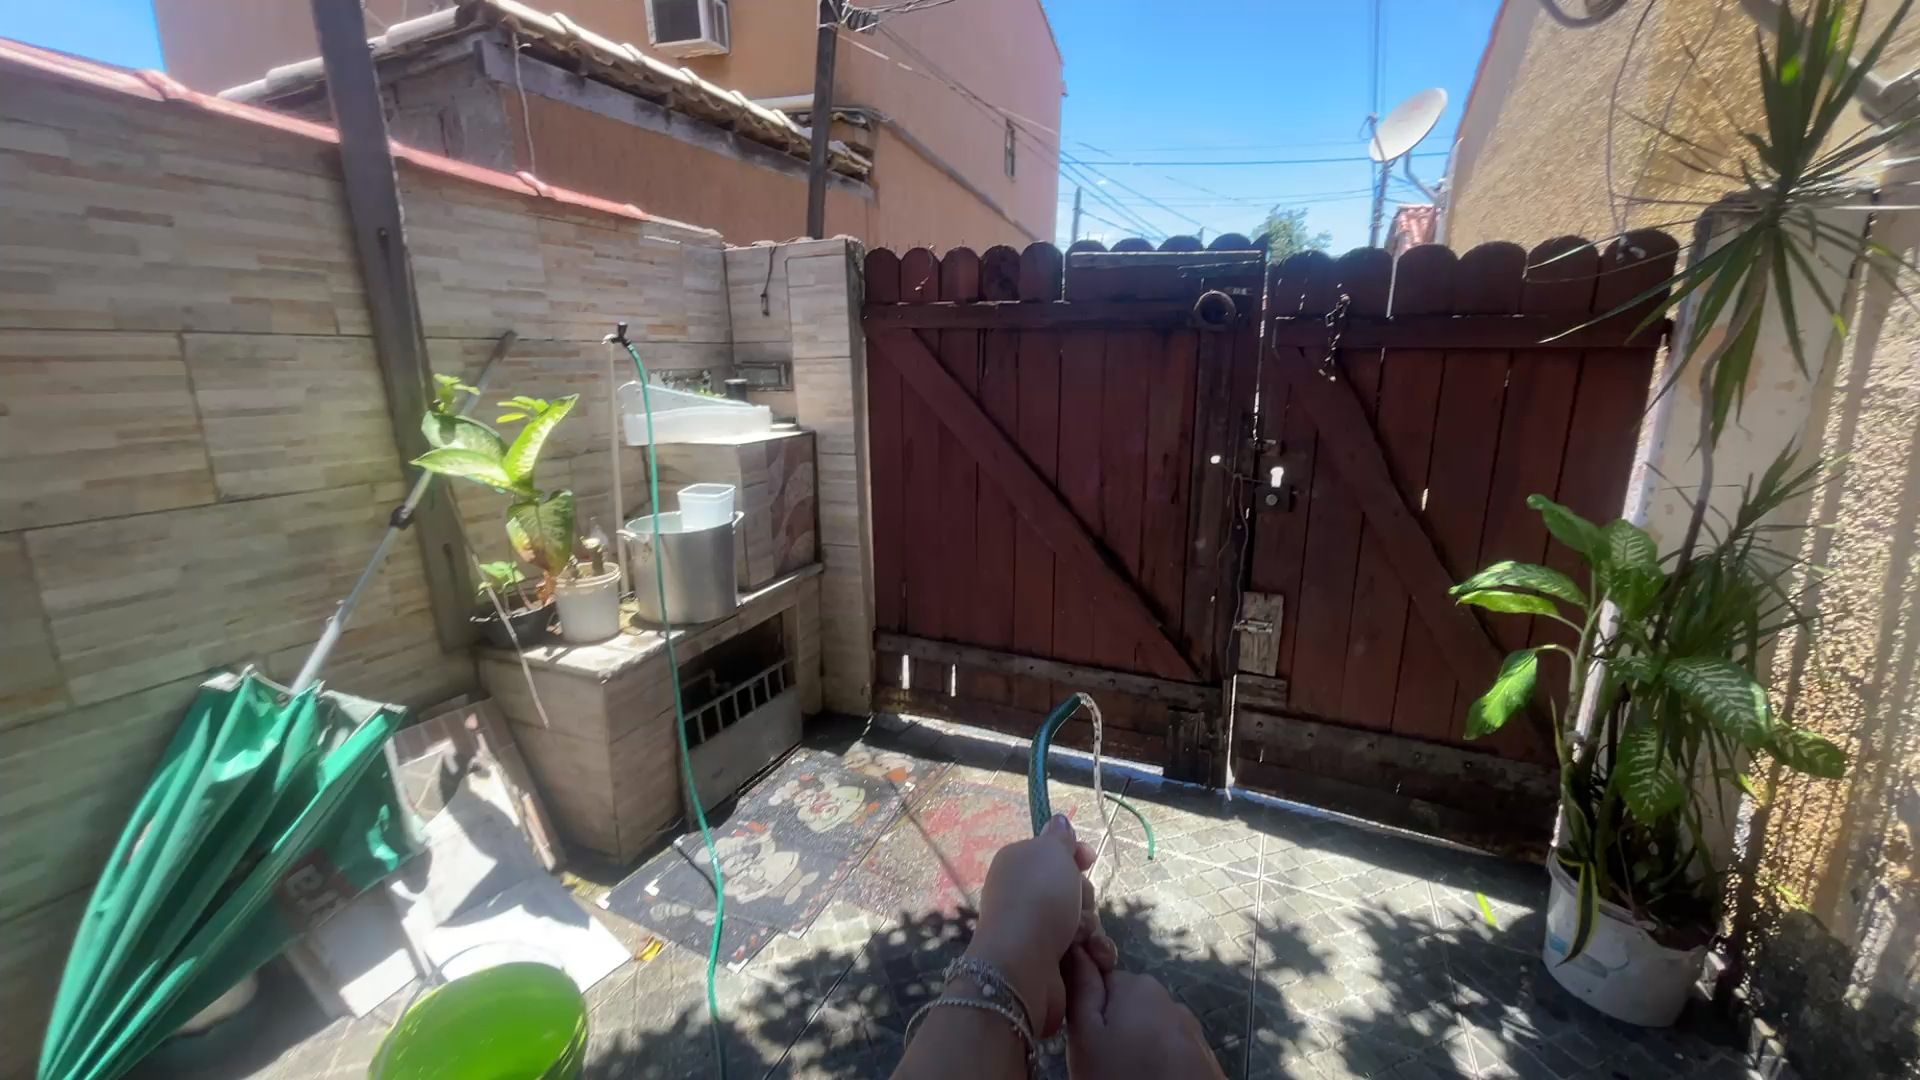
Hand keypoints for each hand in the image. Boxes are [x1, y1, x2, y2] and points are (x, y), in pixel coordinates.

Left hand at [967, 814, 1115, 1037]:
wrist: (1023, 965)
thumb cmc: (1038, 898)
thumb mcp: (1051, 853)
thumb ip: (1059, 837)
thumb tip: (1058, 820)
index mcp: (1019, 863)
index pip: (1053, 853)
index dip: (1075, 855)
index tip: (1089, 858)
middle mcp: (1024, 894)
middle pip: (1072, 888)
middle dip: (1084, 896)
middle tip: (1078, 904)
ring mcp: (1036, 930)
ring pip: (1081, 919)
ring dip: (1090, 926)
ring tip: (1081, 936)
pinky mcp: (1049, 961)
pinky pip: (1083, 950)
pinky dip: (1091, 953)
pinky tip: (1090, 956)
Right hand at [1064, 946, 1226, 1079]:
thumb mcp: (1085, 1038)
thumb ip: (1081, 989)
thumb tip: (1078, 950)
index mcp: (1138, 985)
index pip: (1104, 983)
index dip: (1093, 1012)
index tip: (1092, 1041)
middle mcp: (1170, 999)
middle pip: (1131, 1007)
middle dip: (1119, 1031)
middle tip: (1109, 1065)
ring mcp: (1194, 1031)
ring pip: (1153, 1032)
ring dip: (1143, 1050)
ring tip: (1133, 1077)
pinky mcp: (1209, 1062)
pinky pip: (1176, 1055)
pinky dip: (1165, 1068)